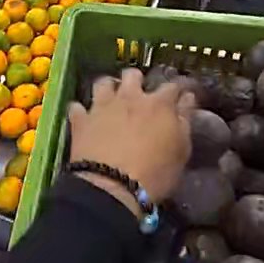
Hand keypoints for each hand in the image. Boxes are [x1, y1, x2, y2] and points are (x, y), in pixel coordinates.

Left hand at [66, 68, 192, 217]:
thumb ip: (184, 122)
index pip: (173, 87)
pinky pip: (77, 107)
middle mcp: (129, 97)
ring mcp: (102, 106)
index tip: (179, 97)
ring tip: (110, 100)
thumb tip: (186, 100)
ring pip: (103, 82)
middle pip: (133, 75)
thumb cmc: (154, 173)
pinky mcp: (81, 120)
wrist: (111, 187)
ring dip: (108, 89)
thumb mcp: (181, 151)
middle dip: (137, 81)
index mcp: (159, 104)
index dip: (177, 91)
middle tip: (139, 95)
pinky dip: (81, 112)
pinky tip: (84, 118)